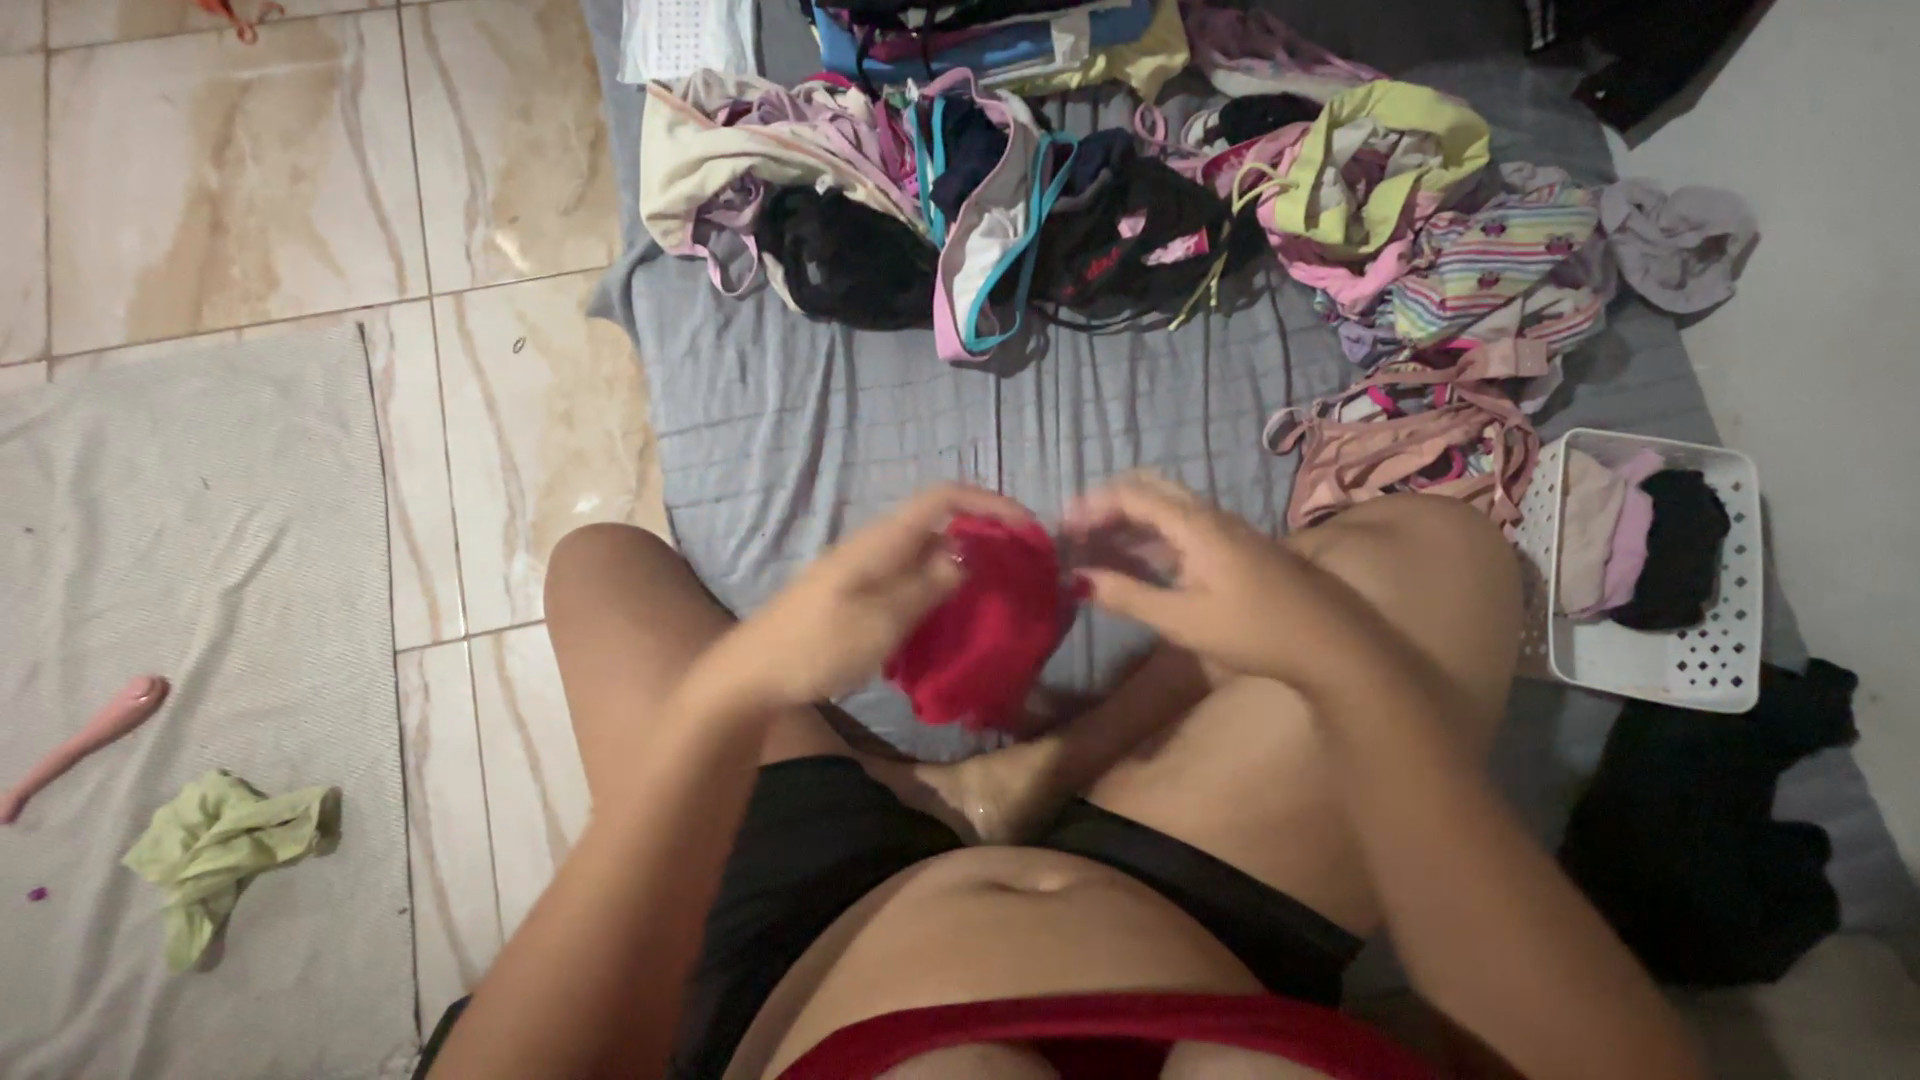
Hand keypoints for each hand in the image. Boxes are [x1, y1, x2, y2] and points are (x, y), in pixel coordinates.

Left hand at [686, 483, 1034, 714]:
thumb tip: (967, 556)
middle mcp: (876, 545)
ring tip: (997, 590)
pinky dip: (940, 585)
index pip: (943, 497)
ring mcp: (865, 569)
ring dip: (964, 561)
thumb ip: (926, 586)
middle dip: (983, 533)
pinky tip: (954, 613)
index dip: (988, 501)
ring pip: (927, 551)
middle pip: (939, 521)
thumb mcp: (880, 620)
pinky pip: (911, 576)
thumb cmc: (816, 645)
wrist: (753, 673)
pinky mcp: (859, 593)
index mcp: (881, 540)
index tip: (1027, 528)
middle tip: (1020, 566)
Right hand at [1063, 474, 1380, 690]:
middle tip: (1077, 528)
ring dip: (1130, 519)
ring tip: (1096, 545)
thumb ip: (1128, 596)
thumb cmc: (1254, 631)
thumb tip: (1076, 578)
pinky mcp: (1236, 547)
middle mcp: (1211, 515)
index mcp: (1196, 525)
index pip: (1134, 495)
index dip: (1093, 504)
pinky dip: (1152, 535)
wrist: (1331, 643)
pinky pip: (1183, 526)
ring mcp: (1227, 529)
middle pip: (1151, 489)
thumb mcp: (1183, 619)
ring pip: (1168, 507)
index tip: (1062, 525)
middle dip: (1109, 503)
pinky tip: (1138, 561)